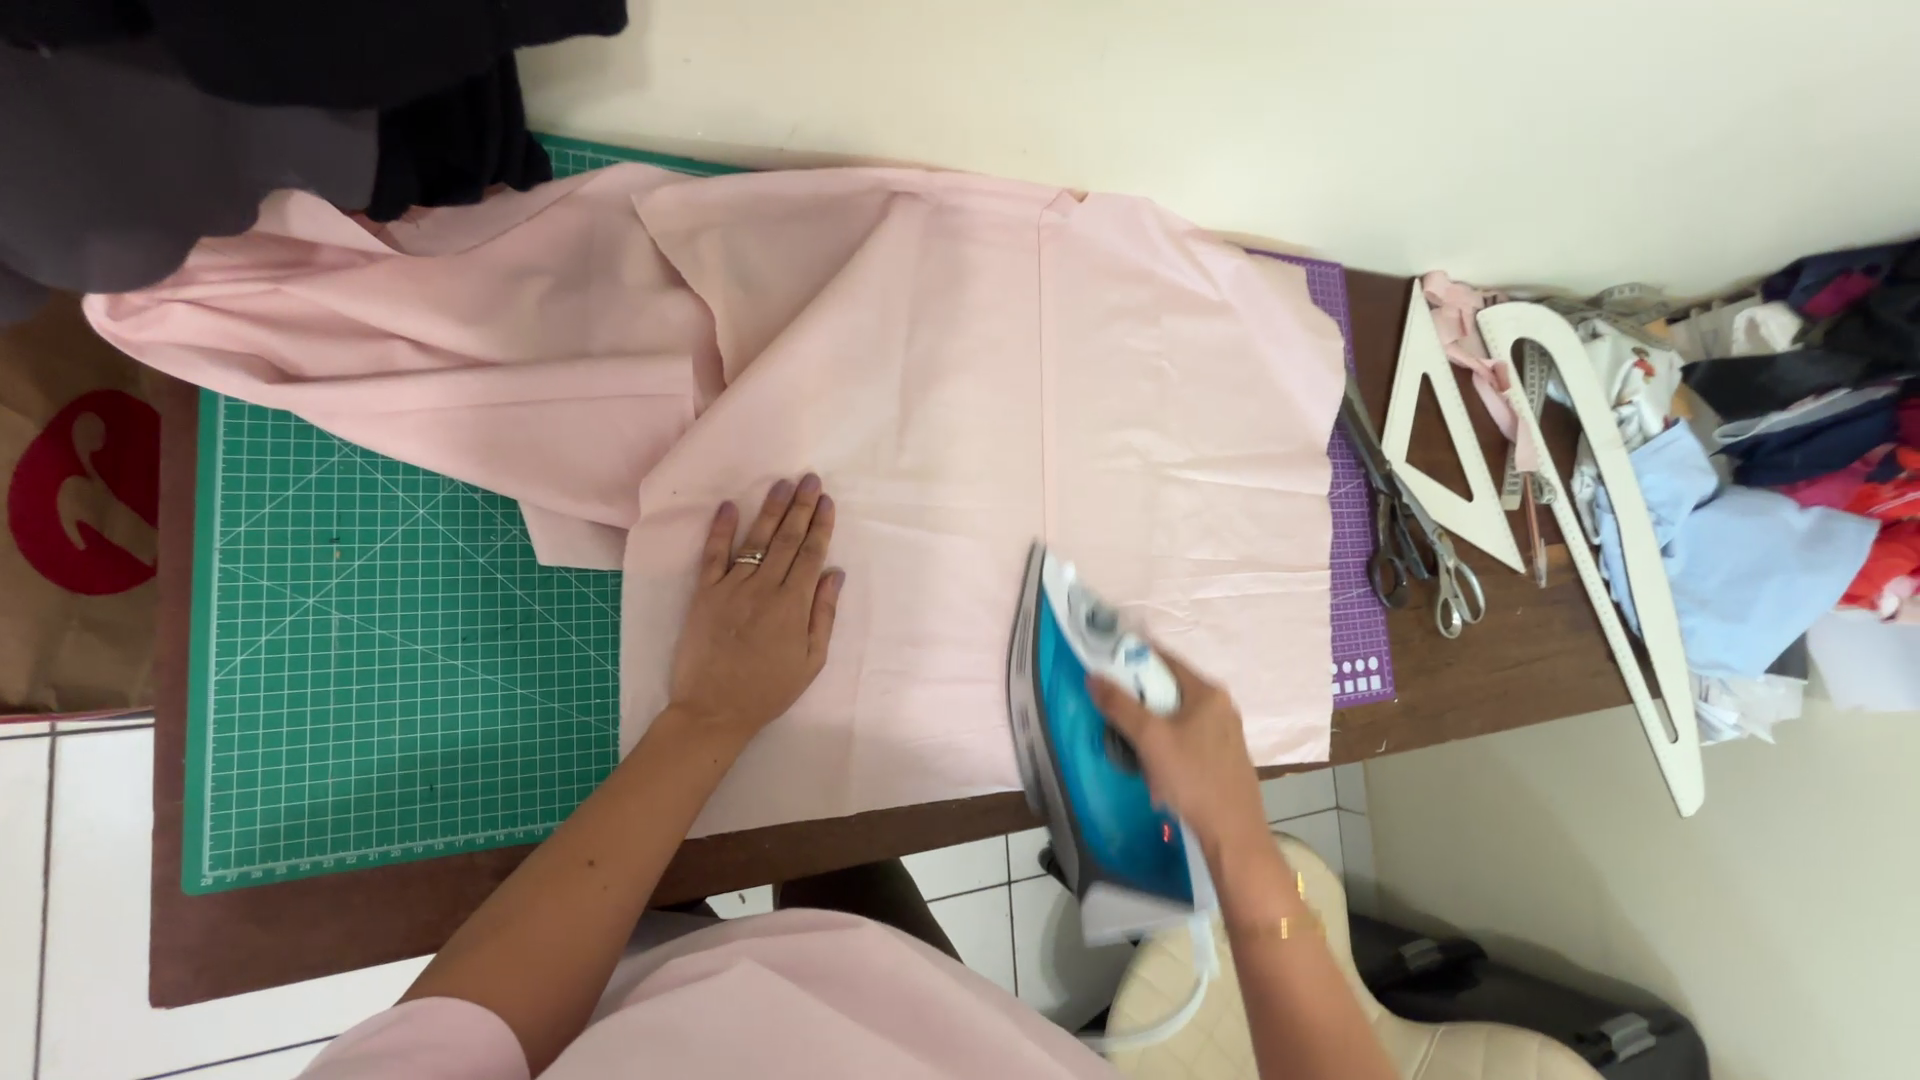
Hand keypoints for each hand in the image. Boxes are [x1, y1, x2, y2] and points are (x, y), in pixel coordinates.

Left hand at [666, 474, 845, 743]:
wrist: (714, 709)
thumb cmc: (769, 689)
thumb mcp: (812, 660)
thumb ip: (823, 614)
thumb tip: (835, 573)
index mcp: (793, 605)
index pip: (811, 554)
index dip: (820, 525)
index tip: (827, 501)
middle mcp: (764, 588)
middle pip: (787, 539)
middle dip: (800, 507)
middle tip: (809, 479)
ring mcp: (732, 588)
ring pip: (756, 540)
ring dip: (770, 510)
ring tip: (781, 484)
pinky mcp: (705, 594)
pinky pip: (713, 555)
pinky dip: (720, 530)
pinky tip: (729, 506)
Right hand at [1088, 649, 1268, 857]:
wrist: (1233, 832)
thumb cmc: (1192, 777)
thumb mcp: (1149, 738)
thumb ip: (1119, 705)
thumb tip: (1093, 677)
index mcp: (1207, 692)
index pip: (1165, 659)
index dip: (1134, 659)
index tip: (1107, 667)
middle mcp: (1220, 705)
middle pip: (1169, 689)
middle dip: (1141, 702)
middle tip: (1117, 716)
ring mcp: (1225, 732)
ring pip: (1177, 717)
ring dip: (1153, 729)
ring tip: (1136, 751)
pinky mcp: (1224, 756)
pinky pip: (1188, 738)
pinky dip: (1168, 746)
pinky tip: (1158, 771)